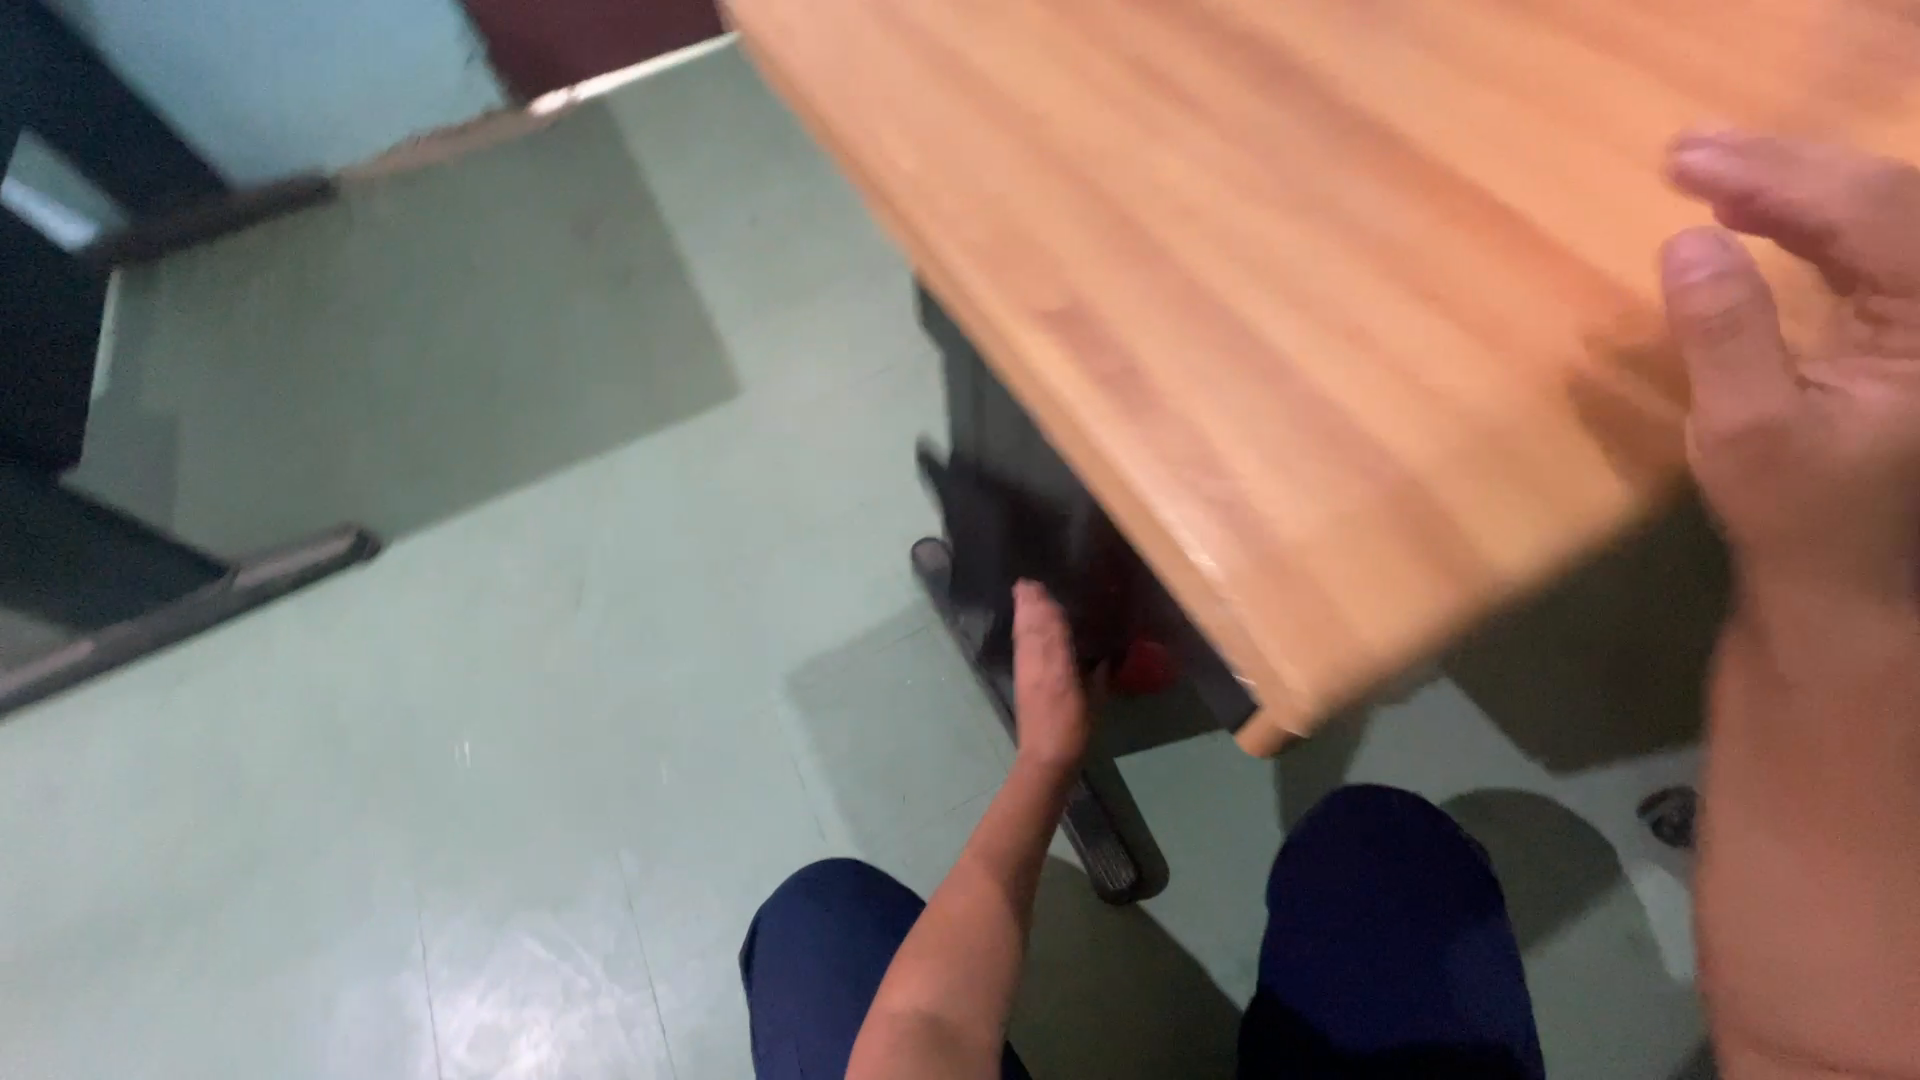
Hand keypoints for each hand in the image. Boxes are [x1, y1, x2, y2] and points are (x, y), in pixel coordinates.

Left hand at [1010, 580, 1090, 771]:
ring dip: (1023, 612)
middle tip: (1028, 581)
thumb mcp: (1095, 703)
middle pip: (1036, 629)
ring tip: (1021, 592)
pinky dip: (1021, 631)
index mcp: (1061, 672)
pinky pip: (1021, 648)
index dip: (1049, 610)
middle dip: (1032, 604)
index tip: (1046, 589)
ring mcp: (1028, 673)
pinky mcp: (1021, 680)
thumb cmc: (1076, 732)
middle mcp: (1042, 667)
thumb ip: (1098, 677)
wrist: (1046, 758)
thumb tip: (1102, 657)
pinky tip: (1021, 622)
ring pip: (1025, 635)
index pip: (1055, 633)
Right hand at [1661, 131, 1919, 607]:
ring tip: (1704, 169)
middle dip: (1782, 166)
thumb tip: (1685, 242)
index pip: (1874, 215)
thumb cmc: (1793, 503)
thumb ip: (1724, 332)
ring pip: (1880, 210)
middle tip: (1684, 151)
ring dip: (1790, 183)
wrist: (1838, 559)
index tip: (1682, 162)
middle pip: (1888, 196)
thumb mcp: (1745, 425)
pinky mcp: (1905, 318)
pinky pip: (1864, 242)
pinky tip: (1748, 209)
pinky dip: (1801, 217)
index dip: (1778, 177)